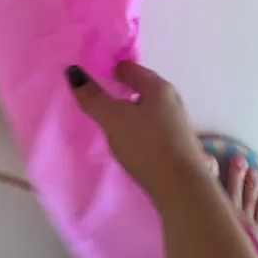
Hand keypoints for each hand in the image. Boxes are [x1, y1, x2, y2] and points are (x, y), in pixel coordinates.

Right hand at [68, 61, 211, 201]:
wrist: (183, 189)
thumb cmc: (147, 146)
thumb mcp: (114, 120)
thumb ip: (94, 98)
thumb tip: (74, 71)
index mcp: (158, 87)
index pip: (132, 69)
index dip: (114, 70)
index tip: (98, 76)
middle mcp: (173, 100)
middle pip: (145, 88)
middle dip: (126, 90)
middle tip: (104, 98)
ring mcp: (179, 123)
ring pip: (152, 109)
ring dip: (135, 110)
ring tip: (117, 121)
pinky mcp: (181, 145)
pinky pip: (157, 127)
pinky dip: (144, 128)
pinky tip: (135, 142)